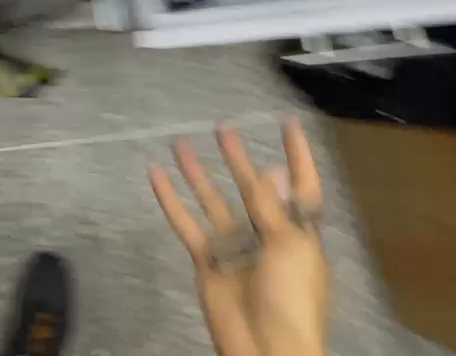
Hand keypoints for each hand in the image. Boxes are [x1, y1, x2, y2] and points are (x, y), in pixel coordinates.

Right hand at [148, 118, 328, 355]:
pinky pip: (185, 222)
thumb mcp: (291, 248)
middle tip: (223, 127)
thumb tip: (270, 170)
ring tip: (179, 142)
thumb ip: (272, 208)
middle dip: (238, 158)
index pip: (301, 187)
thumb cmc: (292, 299)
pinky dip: (170, 198)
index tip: (288, 122)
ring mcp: (235, 247)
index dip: (298, 156)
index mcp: (298, 234)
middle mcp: (266, 235)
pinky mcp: (207, 259)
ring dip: (197, 173)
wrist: (266, 350)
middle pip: (251, 188)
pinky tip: (155, 173)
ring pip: (212, 200)